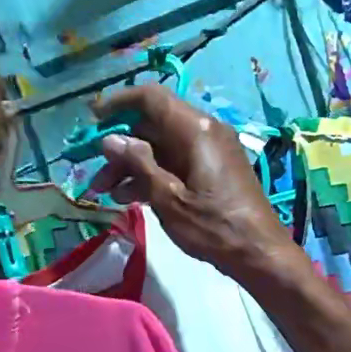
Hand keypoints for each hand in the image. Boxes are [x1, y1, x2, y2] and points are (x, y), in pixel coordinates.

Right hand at [85, 84, 299, 283]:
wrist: (259, 253)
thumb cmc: (213, 227)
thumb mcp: (169, 198)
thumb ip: (139, 164)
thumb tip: (111, 139)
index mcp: (196, 130)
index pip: (151, 98)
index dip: (118, 103)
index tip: (91, 119)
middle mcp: (204, 130)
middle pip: (153, 125)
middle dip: (120, 148)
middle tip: (97, 177)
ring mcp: (210, 150)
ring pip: (161, 146)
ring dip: (132, 165)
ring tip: (106, 193)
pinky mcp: (213, 168)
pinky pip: (176, 161)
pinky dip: (152, 174)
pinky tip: (129, 197)